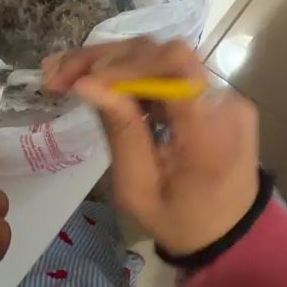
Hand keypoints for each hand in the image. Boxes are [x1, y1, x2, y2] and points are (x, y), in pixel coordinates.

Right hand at [45, 38, 260, 256]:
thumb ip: (120, 132)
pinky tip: (90, 77)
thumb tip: (85, 83)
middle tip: (56, 76)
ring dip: (109, 62)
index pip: (175, 65)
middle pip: (159, 53)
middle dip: (103, 60)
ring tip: (63, 74)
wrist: (230, 233)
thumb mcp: (139, 189)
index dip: (125, 63)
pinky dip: (126, 71)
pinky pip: (165, 70)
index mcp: (210, 130)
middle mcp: (222, 100)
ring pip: (158, 56)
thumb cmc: (181, 220)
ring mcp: (221, 92)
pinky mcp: (211, 92)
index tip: (83, 81)